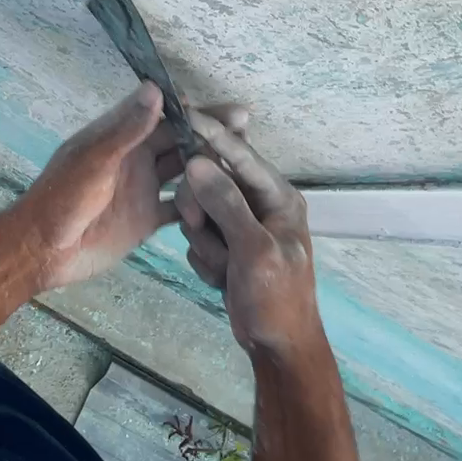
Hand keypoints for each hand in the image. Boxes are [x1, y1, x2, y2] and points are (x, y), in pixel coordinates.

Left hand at [16, 83, 246, 290]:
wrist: (43, 250)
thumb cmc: (62, 198)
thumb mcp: (95, 160)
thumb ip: (127, 128)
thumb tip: (157, 89)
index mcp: (120, 137)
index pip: (163, 114)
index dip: (194, 110)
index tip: (229, 110)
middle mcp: (135, 158)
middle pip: (179, 141)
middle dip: (211, 136)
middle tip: (247, 131)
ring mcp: (142, 189)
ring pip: (184, 173)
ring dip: (210, 169)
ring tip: (246, 168)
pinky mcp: (146, 219)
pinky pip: (179, 209)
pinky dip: (200, 206)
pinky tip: (226, 208)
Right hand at [176, 110, 322, 357]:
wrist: (276, 347)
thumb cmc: (277, 297)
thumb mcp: (253, 250)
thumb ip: (225, 203)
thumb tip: (196, 162)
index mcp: (277, 196)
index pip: (240, 154)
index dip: (212, 133)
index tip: (184, 112)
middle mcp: (258, 202)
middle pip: (210, 180)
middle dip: (201, 207)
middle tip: (199, 225)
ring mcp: (239, 223)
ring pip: (197, 208)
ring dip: (204, 240)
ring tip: (223, 265)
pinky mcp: (224, 243)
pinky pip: (195, 234)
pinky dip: (203, 256)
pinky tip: (221, 277)